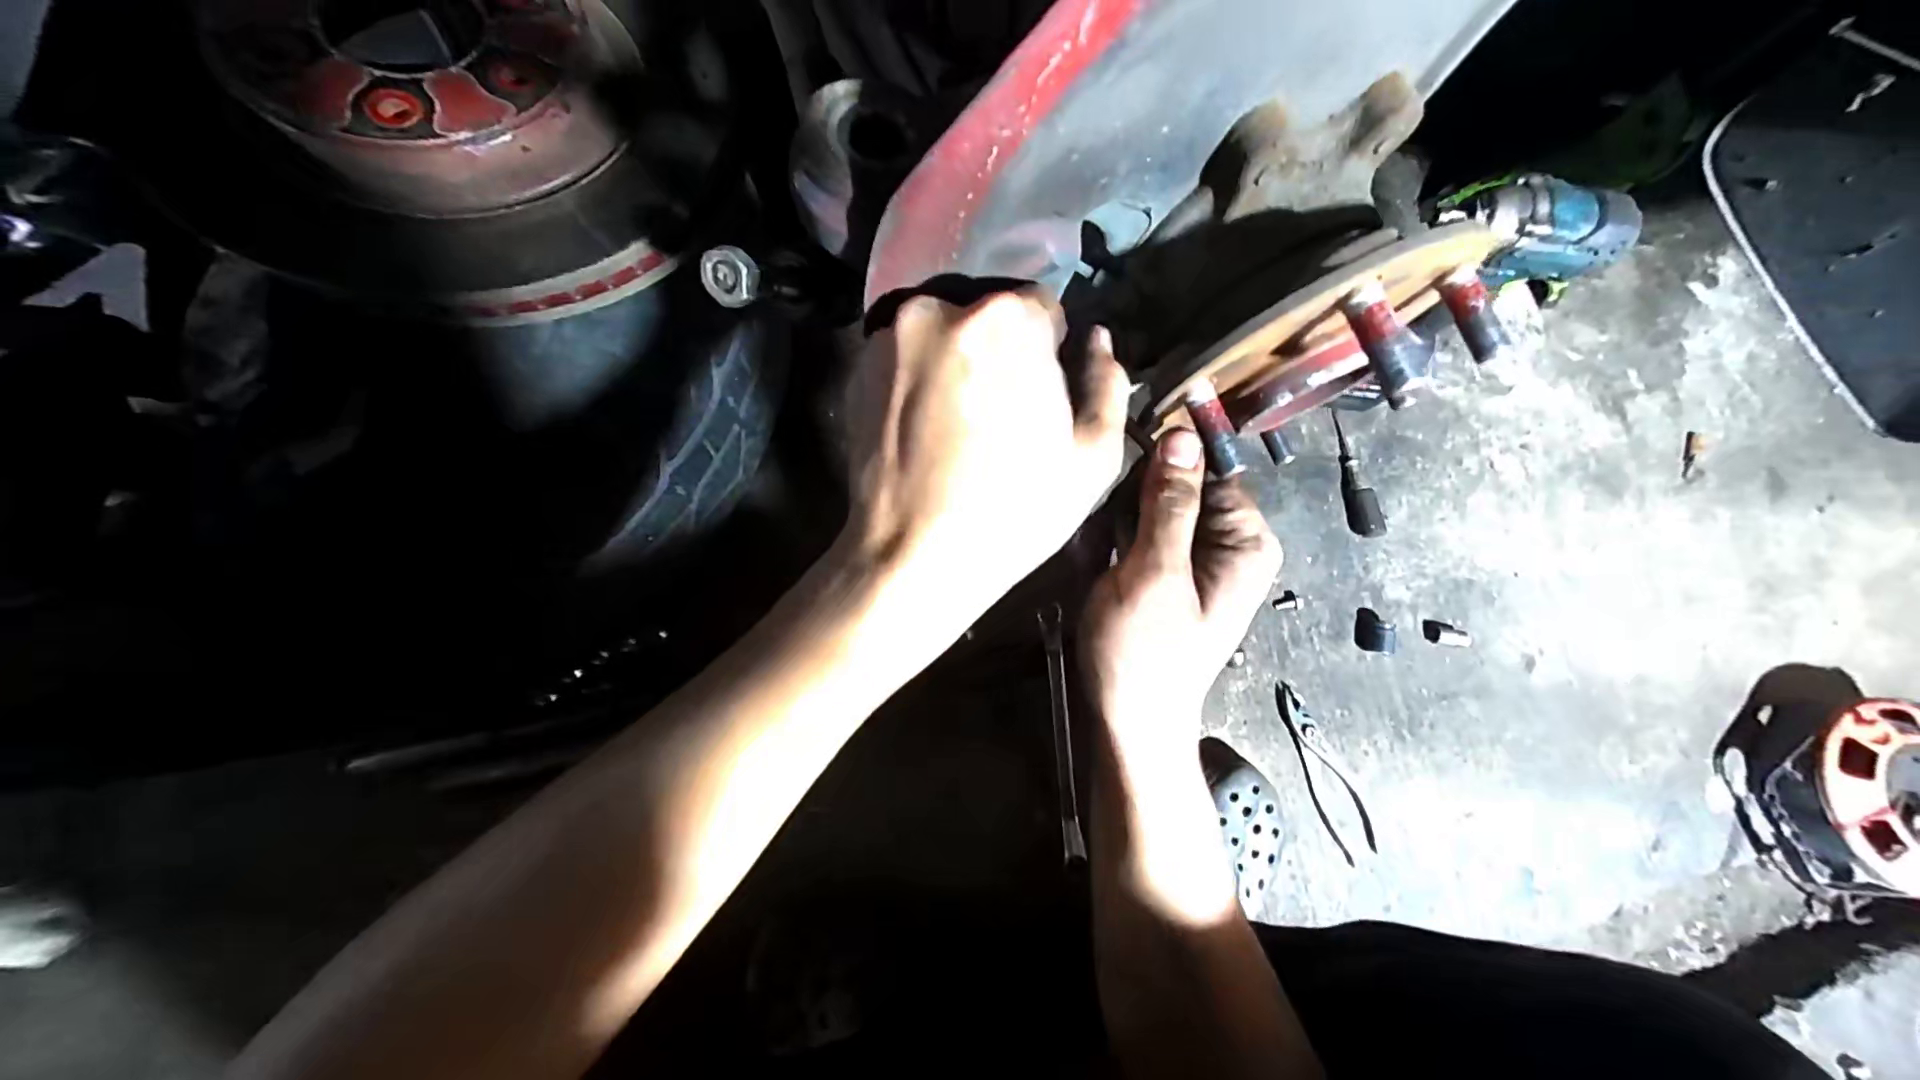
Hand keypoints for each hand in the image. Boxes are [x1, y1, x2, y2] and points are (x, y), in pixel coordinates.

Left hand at [837, 290, 1128, 631]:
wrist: (912, 555)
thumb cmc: (1014, 512)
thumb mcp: (1092, 458)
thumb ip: (1106, 384)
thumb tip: (1096, 341)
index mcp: (1008, 317)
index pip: (1044, 308)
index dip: (1049, 353)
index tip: (1037, 397)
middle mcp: (941, 307)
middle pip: (988, 316)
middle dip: (1000, 351)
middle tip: (998, 414)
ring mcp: (889, 336)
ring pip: (942, 334)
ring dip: (955, 361)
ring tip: (957, 425)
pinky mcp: (856, 368)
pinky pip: (904, 358)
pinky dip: (917, 379)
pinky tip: (924, 430)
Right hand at [1080, 428, 1281, 761]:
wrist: (1128, 719)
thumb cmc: (1144, 653)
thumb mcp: (1156, 573)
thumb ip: (1170, 504)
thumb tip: (1182, 434)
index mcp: (1245, 541)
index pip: (1210, 468)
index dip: (1164, 467)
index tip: (1124, 487)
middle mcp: (1228, 544)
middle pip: (1179, 485)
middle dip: (1135, 504)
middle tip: (1110, 541)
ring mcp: (1196, 559)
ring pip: (1151, 507)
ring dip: (1118, 524)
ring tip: (1104, 560)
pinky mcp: (1167, 572)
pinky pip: (1140, 533)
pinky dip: (1116, 542)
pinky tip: (1102, 566)